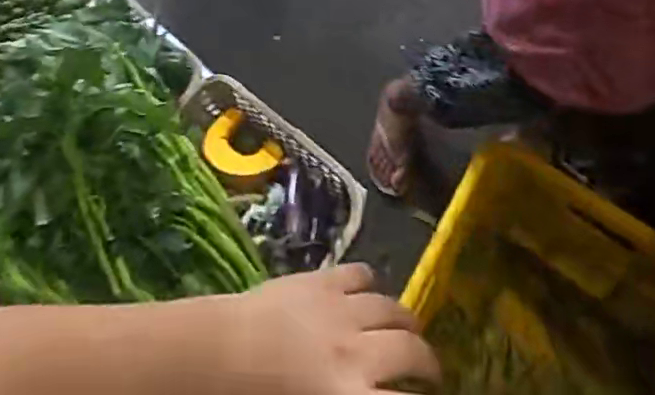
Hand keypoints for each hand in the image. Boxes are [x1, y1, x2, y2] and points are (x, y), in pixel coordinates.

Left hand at [217, 265, 439, 393]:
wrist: (226, 350)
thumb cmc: (261, 394)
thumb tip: (370, 388)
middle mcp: (358, 351)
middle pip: (411, 351)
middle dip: (426, 361)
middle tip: (428, 370)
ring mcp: (342, 309)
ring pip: (392, 307)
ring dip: (405, 320)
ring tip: (408, 328)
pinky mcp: (325, 279)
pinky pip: (361, 272)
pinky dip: (370, 282)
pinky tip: (370, 291)